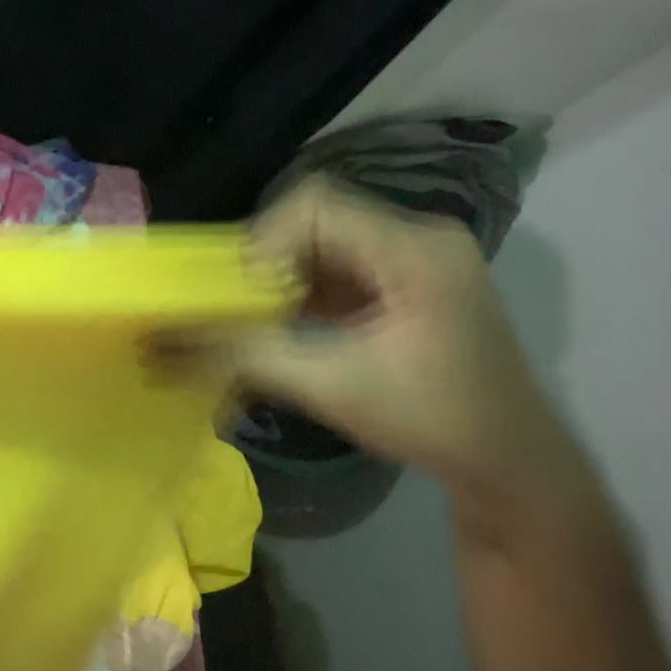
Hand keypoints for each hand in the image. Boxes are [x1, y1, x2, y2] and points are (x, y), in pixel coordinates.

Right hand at [234, 177, 571, 491]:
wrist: (509, 462)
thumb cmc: (433, 421)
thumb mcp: (330, 386)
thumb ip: (241, 356)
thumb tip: (160, 343)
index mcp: (417, 250)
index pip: (315, 208)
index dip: (263, 243)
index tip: (237, 296)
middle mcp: (417, 236)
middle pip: (312, 217)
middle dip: (262, 260)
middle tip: (232, 306)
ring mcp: (410, 256)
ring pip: (315, 239)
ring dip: (275, 274)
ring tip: (249, 317)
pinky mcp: (398, 278)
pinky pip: (329, 262)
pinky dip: (294, 287)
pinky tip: (277, 322)